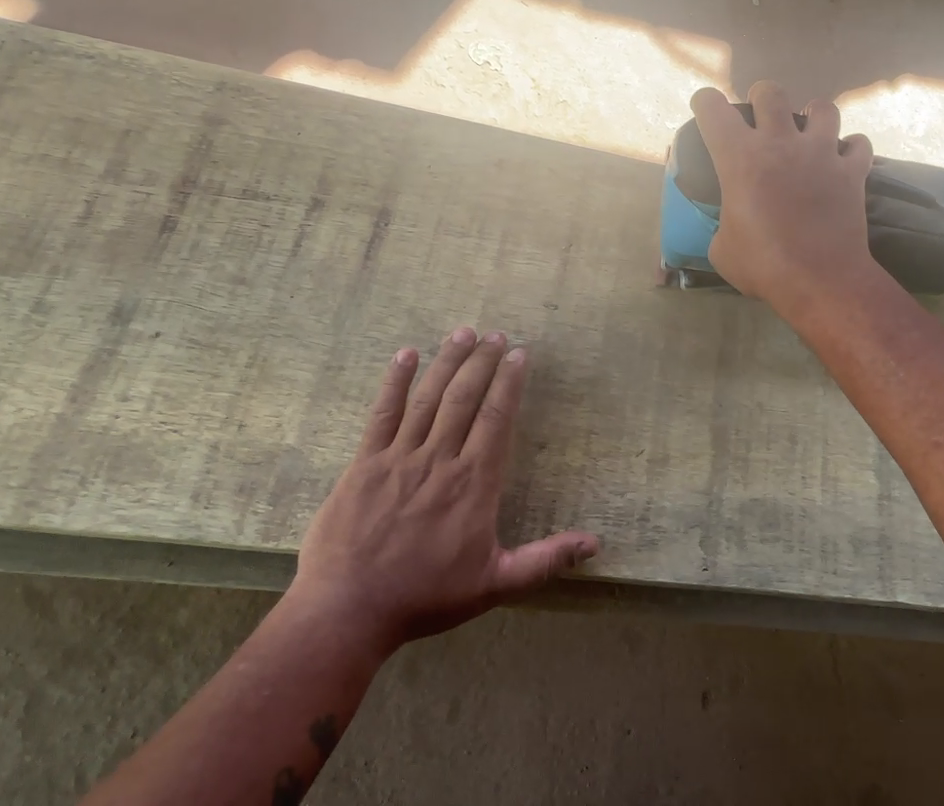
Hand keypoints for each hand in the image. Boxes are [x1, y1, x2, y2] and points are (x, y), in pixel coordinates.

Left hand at [287, 328, 598, 652]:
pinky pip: (382, 415)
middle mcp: (440, 461)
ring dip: (447, 362)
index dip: (509, 383)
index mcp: (474, 484)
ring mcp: (399, 459)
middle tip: (496, 334)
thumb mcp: (495, 584)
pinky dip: (395, 382)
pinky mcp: (363, 465)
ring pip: (428, 399)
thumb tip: (595, 544)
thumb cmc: (425, 597)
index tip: (519, 353)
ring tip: (463, 332)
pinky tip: (406, 355)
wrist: (347, 611)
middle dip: (482, 362)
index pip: (496, 419)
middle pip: (464, 398)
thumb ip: (546, 560)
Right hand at [690, 82, 877, 308]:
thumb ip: (723, 225)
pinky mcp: (853, 171)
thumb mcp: (722, 248)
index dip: (705, 103)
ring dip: (814, 115)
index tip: (706, 109)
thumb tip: (729, 226)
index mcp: (739, 157)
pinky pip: (859, 144)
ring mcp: (821, 153)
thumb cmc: (763, 266)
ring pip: (823, 108)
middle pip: (770, 93)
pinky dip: (852, 148)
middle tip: (762, 117)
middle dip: (762, 98)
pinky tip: (845, 158)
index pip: (713, 108)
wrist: (819, 280)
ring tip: (810, 130)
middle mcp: (780, 143)